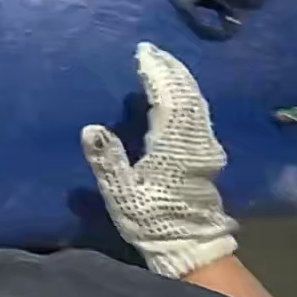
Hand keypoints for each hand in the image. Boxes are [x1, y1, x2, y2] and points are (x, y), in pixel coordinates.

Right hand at [80, 42, 237, 277]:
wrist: (190, 247)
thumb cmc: (151, 219)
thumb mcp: (121, 193)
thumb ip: (107, 160)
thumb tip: (91, 127)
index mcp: (174, 148)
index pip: (169, 101)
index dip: (157, 75)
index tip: (143, 53)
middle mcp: (196, 142)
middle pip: (188, 97)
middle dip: (170, 70)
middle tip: (151, 50)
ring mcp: (205, 147)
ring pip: (196, 103)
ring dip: (179, 80)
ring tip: (161, 62)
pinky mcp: (204, 153)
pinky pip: (197, 112)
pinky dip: (185, 94)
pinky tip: (174, 90)